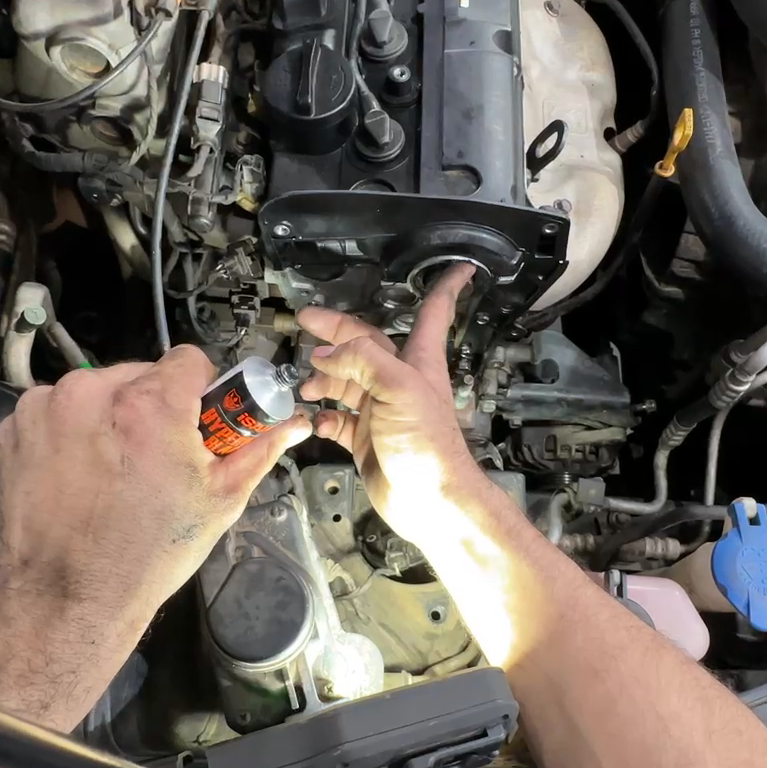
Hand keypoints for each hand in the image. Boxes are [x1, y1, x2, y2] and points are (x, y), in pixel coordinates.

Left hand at [0, 346, 311, 631]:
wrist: (68, 597)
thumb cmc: (149, 552)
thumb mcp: (220, 500)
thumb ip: (259, 450)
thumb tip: (294, 426)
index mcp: (150, 404)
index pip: (189, 359)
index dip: (201, 389)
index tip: (198, 419)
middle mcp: (94, 392)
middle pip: (143, 375)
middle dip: (155, 406)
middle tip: (158, 454)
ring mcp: (47, 407)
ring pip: (99, 389)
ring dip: (112, 415)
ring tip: (116, 467)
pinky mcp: (16, 427)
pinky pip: (59, 409)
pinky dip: (73, 430)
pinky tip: (82, 471)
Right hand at [297, 264, 488, 543]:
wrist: (428, 500)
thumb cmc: (426, 444)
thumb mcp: (399, 387)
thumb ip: (362, 361)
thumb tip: (324, 353)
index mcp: (417, 361)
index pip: (434, 312)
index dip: (447, 286)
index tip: (462, 267)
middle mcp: (399, 381)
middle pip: (365, 345)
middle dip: (336, 332)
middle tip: (304, 321)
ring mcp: (382, 410)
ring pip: (347, 382)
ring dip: (323, 378)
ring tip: (305, 384)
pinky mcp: (367, 439)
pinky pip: (339, 420)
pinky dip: (324, 417)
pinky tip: (314, 419)